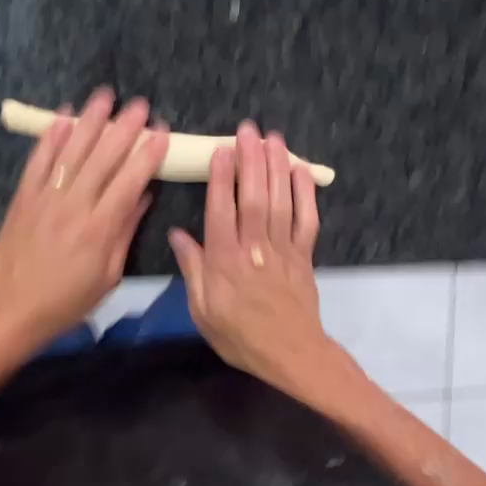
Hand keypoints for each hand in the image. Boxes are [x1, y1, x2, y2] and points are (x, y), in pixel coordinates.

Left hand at [0, 88, 168, 347]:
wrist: (11, 310)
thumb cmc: (67, 301)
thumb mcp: (108, 276)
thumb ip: (125, 232)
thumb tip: (143, 196)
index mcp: (99, 229)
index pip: (129, 182)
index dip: (147, 155)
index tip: (162, 132)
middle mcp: (73, 206)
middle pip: (103, 159)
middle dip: (124, 129)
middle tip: (140, 105)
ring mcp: (45, 199)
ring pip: (71, 152)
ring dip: (89, 122)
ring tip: (104, 97)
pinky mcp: (23, 198)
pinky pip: (38, 162)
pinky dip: (50, 138)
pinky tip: (62, 117)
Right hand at [168, 123, 368, 411]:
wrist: (290, 355)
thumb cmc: (239, 336)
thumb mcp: (202, 310)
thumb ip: (192, 269)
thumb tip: (178, 234)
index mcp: (225, 261)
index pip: (221, 210)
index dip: (221, 177)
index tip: (221, 150)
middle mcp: (255, 248)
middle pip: (254, 196)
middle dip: (251, 160)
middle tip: (248, 130)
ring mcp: (284, 249)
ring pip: (280, 201)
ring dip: (276, 167)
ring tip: (272, 138)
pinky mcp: (305, 255)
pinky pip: (307, 219)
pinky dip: (306, 193)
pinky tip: (301, 170)